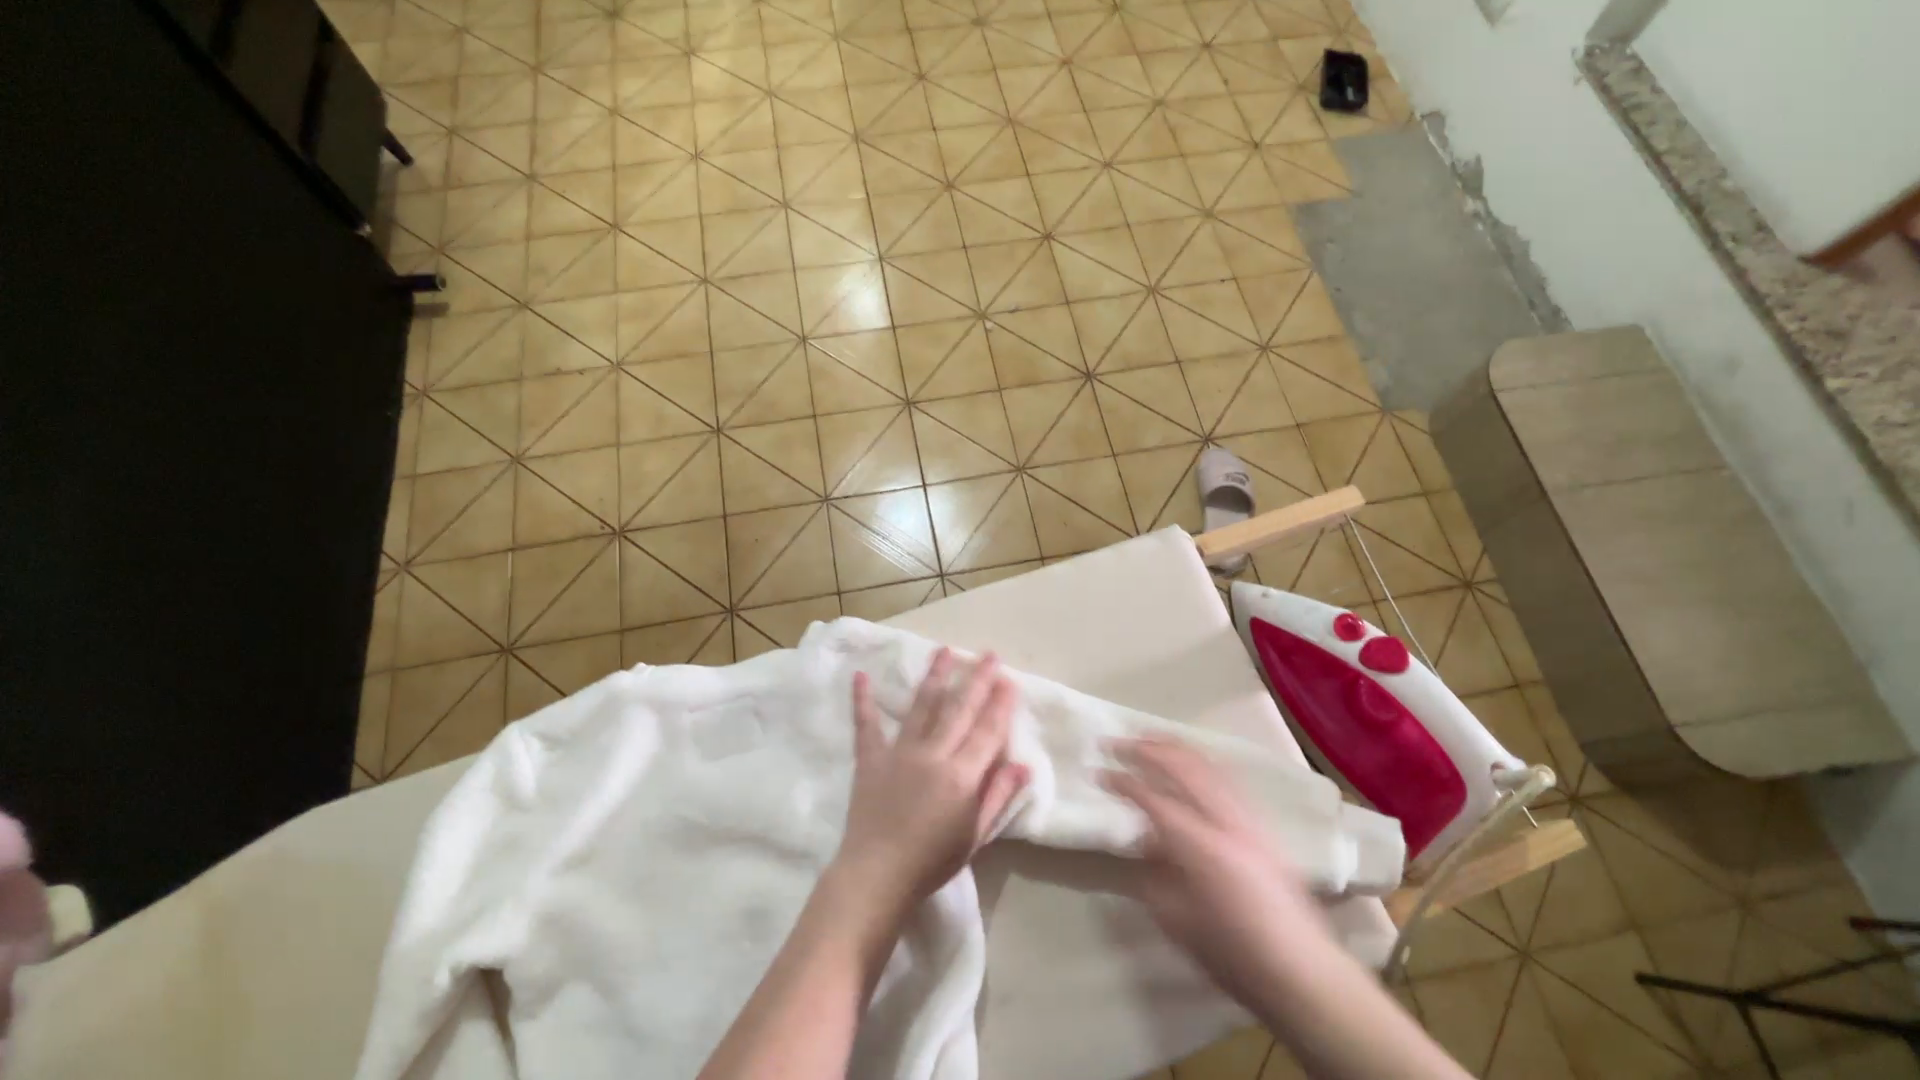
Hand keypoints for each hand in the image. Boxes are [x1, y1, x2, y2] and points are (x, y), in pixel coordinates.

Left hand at [827, 650, 1030, 921]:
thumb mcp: (975, 835)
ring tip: (945, 650)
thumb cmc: (932, 862)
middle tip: (990, 654)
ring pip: (921, 707)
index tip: (1010, 679)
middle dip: (977, 680)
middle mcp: (932, 755)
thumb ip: (997, 796)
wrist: (877, 875)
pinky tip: (861, 676)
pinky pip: (866, 725)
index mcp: (961, 775)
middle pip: (959, 710)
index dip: (1001, 704)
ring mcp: (899, 753)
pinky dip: (863, 700)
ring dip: (935, 677)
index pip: (987, 731)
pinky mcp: (870, 760)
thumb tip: (1023, 766)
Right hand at [1102, 739, 1334, 1002]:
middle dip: (1147, 750)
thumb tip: (1144, 843)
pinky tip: (1189, 765)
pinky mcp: (1264, 827)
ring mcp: (1251, 820)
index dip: (1122, 782)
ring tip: (1149, 742)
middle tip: (1117, 743)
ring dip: (1175, 749)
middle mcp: (1228, 823)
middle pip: (1184, 767)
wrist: (1301, 971)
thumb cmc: (1232, 956)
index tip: (1097, 773)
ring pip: (1210, 766)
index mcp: (1202, 848)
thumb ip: (1154, 874)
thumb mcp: (1177, 921)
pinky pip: (1228, 779)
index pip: (1153, 799)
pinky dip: (1201, 763)